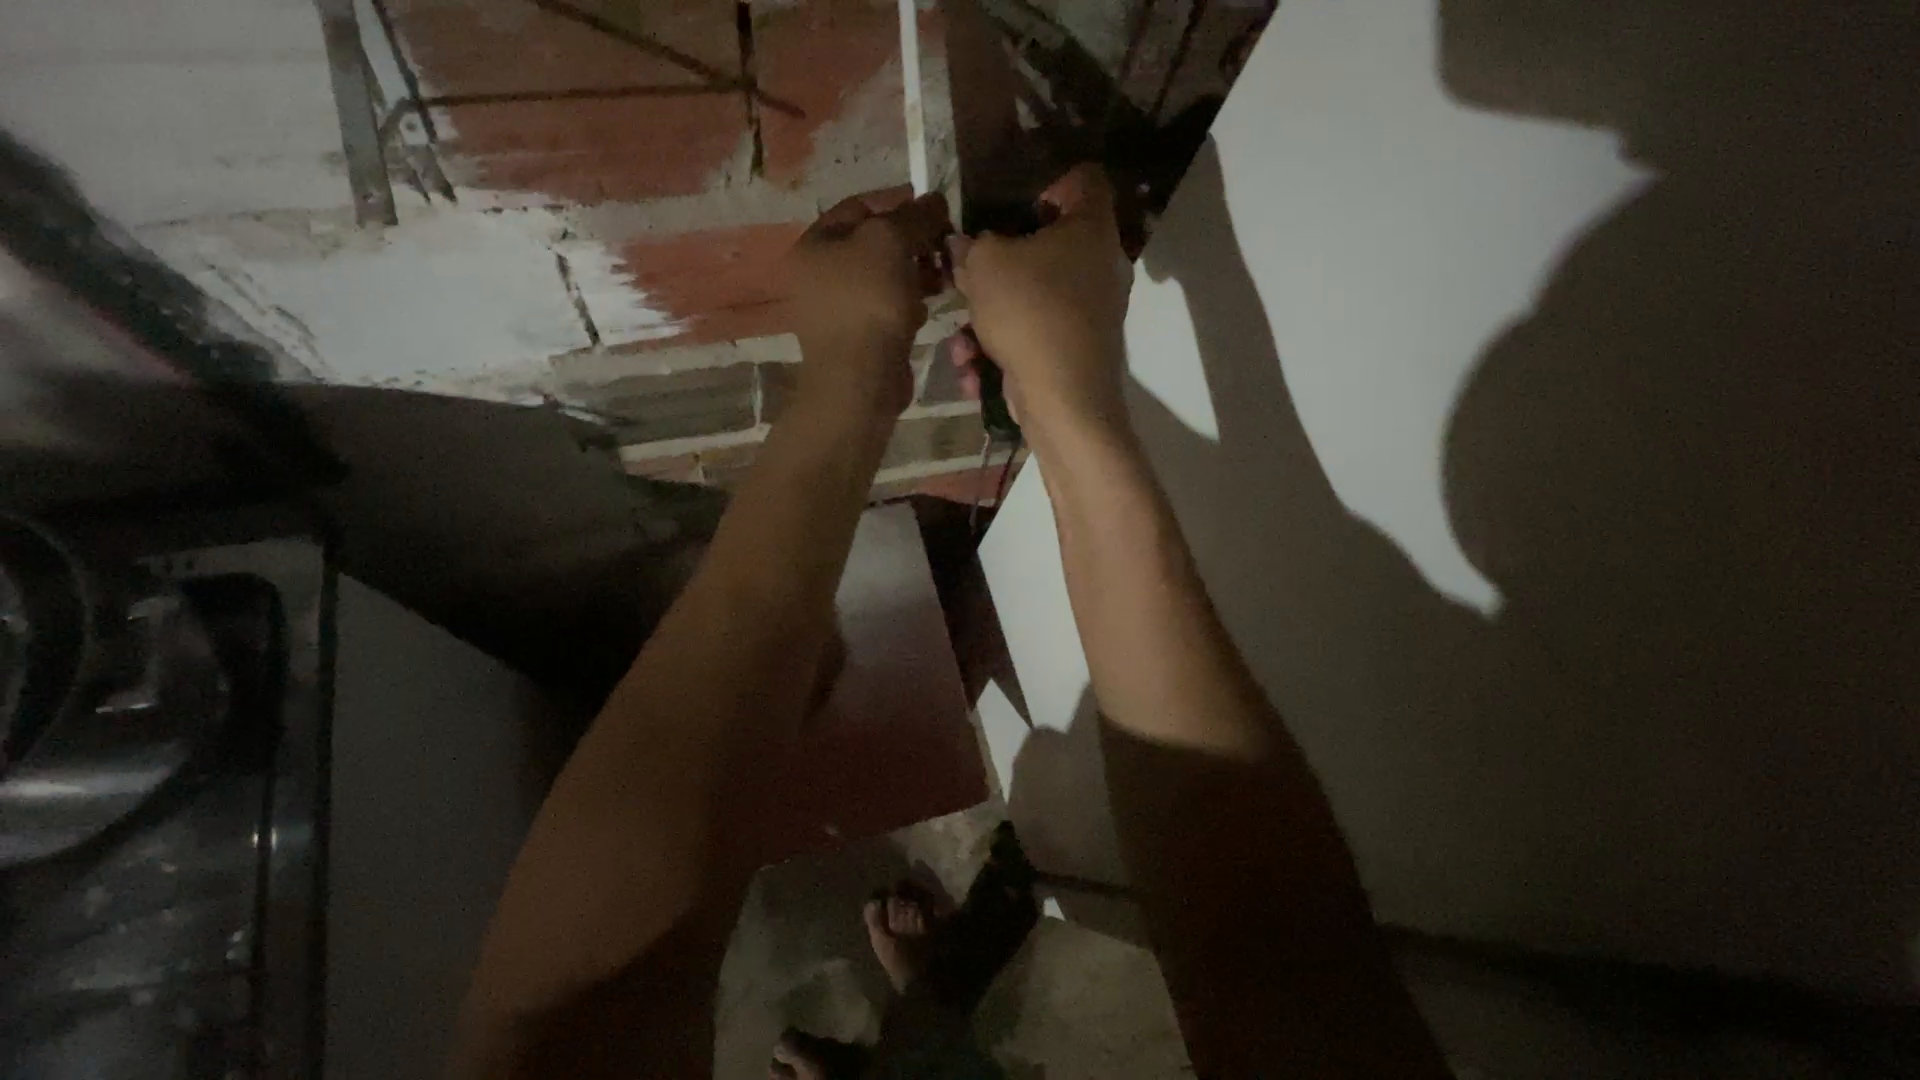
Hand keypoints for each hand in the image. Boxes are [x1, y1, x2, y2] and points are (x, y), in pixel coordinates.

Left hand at [783, 188, 951, 418]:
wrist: (861, 378)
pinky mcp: (857, 336)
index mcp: (814, 243)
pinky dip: (908, 303)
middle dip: (912, 242)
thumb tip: (935, 199)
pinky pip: (887, 308)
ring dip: (915, 273)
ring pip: (884, 277)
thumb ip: (914, 215)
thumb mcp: (891, 242)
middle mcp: (818, 274)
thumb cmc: (869, 301)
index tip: (937, 211)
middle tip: (943, 247)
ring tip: (943, 277)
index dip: (900, 203)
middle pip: (874, 243)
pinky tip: (927, 307)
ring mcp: (836, 308)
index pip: (861, 206)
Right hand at [947, 165, 1134, 438]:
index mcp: (1092, 227)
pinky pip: (1036, 336)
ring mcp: (1093, 312)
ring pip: (1033, 301)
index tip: (1013, 207)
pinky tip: (975, 373)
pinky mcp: (1078, 350)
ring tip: (962, 345)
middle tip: (969, 278)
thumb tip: (961, 245)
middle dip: (1000, 267)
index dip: (1049, 182)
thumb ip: (969, 247)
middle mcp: (1102, 265)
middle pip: (1048, 247)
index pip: (1085, 179)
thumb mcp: (984, 266)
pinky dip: (1004, 351)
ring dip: (990, 321)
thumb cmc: (1029, 311)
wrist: (1063, 397)